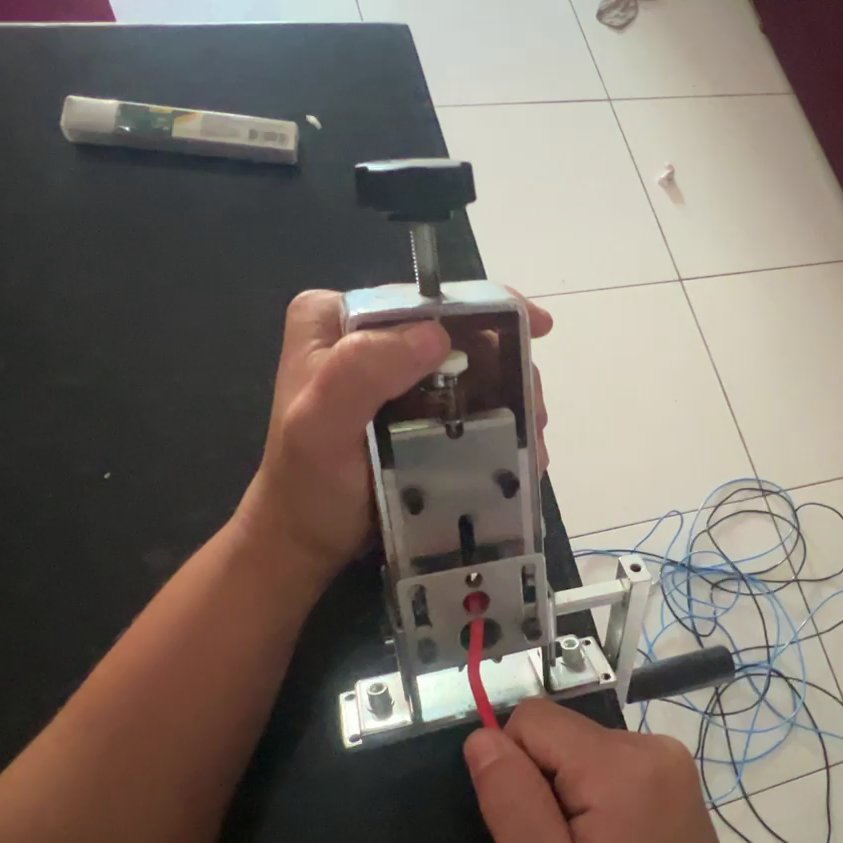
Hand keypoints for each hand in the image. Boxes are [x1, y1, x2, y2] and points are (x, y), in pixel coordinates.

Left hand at [237, 290, 552, 576]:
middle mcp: (364, 336)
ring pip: (469, 369)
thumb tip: (437, 334)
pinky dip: (496, 421)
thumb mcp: (322, 425)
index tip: (535, 332)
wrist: (307, 542)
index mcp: (335, 318)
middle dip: (505, 365)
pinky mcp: (412, 410)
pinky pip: (465, 402)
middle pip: (456, 333)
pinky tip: (517, 447)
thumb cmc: (309, 487)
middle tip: (534, 411)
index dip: (484, 310)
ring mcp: (392, 375)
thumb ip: (365, 371)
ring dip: (510, 398)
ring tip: (532, 438)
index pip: (420, 300)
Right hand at [463, 700, 769, 842]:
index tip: (533, 834)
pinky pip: (605, 763)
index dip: (513, 771)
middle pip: (558, 732)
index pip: (531, 720)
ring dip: (567, 796)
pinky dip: (593, 798)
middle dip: (542, 786)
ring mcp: (669, 758)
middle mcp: (651, 744)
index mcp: (621, 766)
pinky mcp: (674, 776)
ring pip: (578, 748)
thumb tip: (481, 738)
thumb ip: (513, 805)